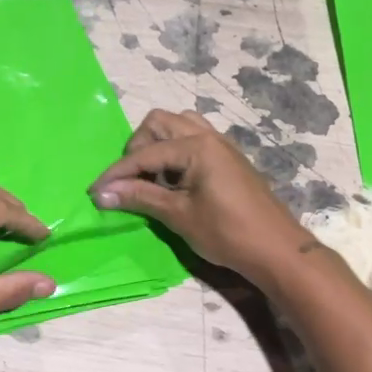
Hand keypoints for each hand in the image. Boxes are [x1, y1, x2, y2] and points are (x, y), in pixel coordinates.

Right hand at [91, 109, 314, 284]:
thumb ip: (140, 198)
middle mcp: (208, 136)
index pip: (144, 153)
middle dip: (137, 148)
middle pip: (159, 123)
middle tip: (130, 181)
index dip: (116, 173)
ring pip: (178, 126)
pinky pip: (193, 139)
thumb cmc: (227, 233)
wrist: (276, 249)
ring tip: (151, 178)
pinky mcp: (227, 158)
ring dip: (157, 145)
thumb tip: (102, 193)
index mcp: (196, 147)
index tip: (95, 192)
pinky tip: (173, 181)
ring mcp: (221, 145)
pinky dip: (175, 152)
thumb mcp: (178, 216)